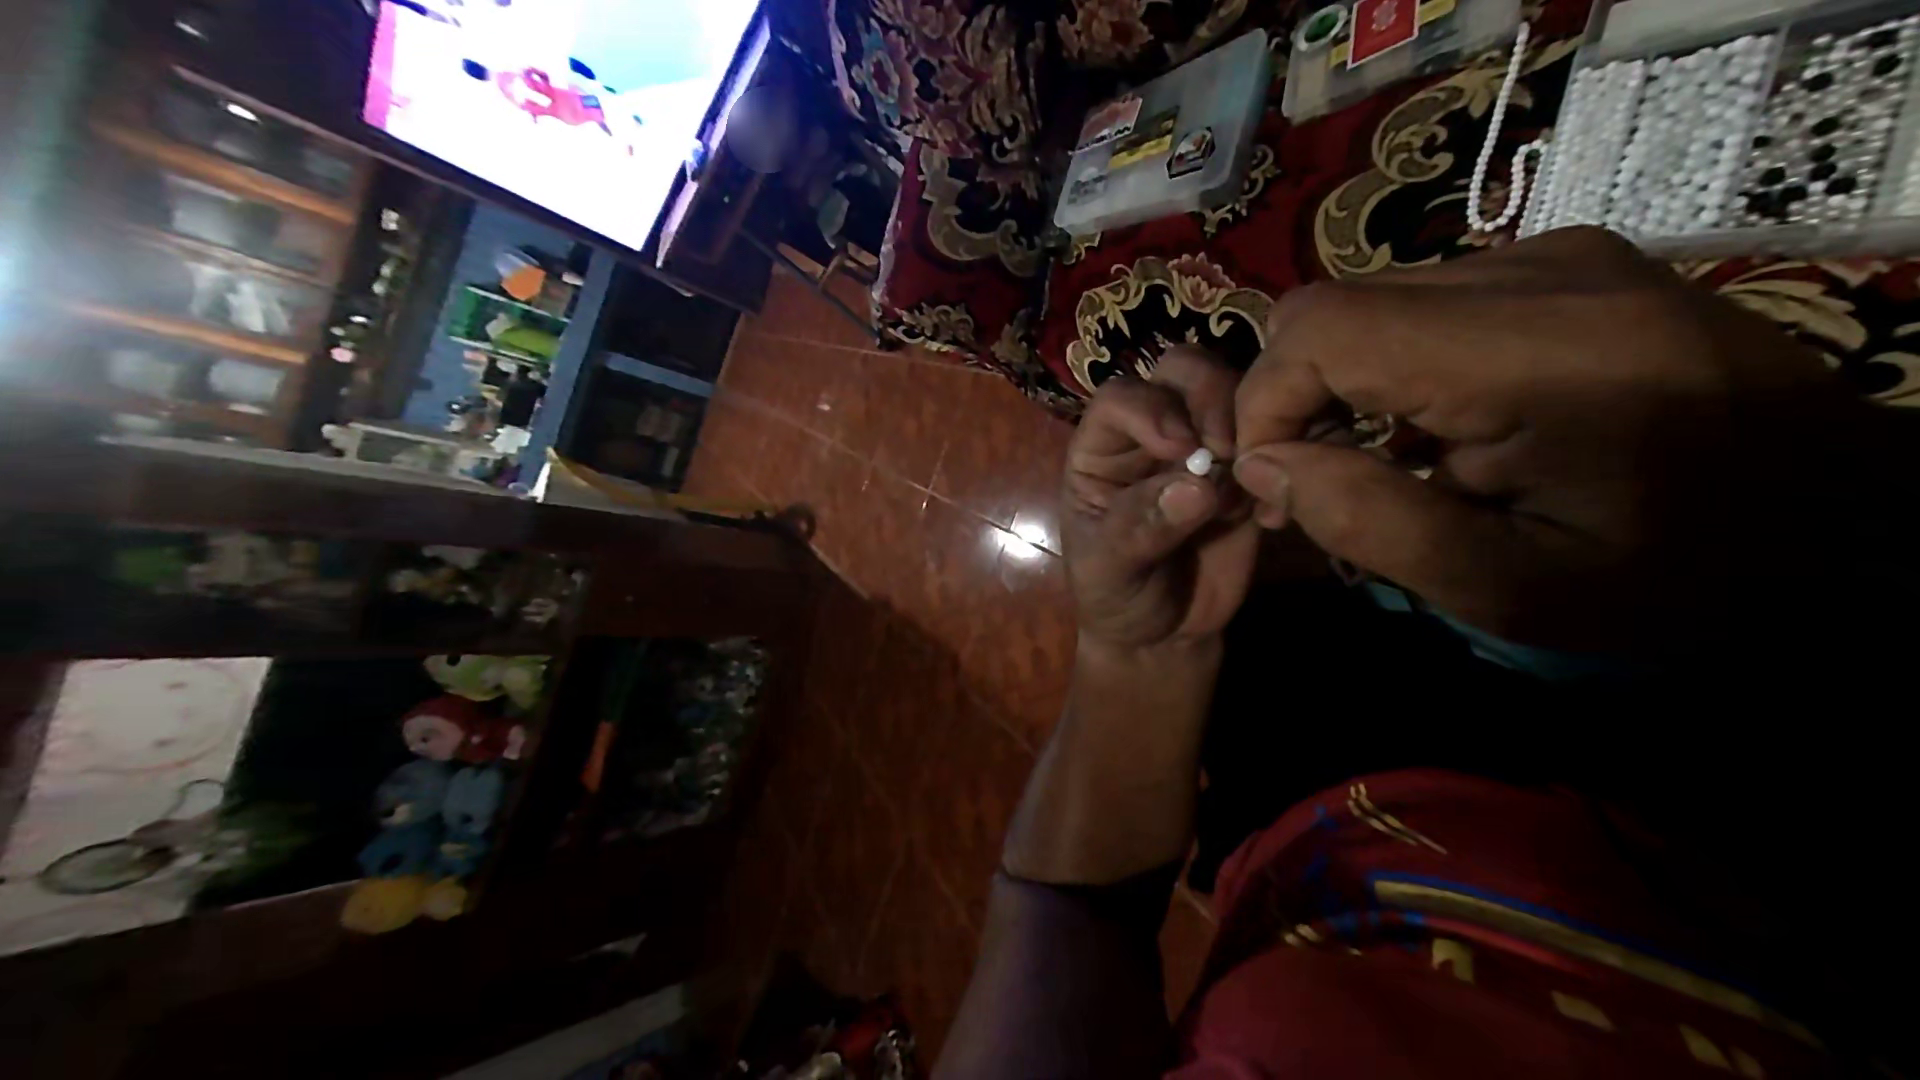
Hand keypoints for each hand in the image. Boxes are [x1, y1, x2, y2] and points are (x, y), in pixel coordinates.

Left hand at [1063, 346, 1260, 651]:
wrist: (1163, 635)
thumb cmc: (1115, 595)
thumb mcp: (1108, 570)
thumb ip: (1140, 527)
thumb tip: (1199, 486)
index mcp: (1102, 447)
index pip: (1121, 396)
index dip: (1152, 409)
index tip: (1181, 448)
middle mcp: (1154, 434)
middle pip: (1183, 371)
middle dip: (1210, 395)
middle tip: (1227, 450)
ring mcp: (1207, 449)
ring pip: (1237, 394)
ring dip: (1254, 421)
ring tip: (1255, 480)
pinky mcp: (1252, 474)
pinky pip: (1279, 442)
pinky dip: (1290, 458)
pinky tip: (1273, 517)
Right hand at [1230, 227, 1855, 651]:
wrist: (1849, 522)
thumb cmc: (1682, 577)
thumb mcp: (1509, 587)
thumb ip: (1369, 523)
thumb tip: (1260, 466)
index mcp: (1537, 351)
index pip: (1323, 330)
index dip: (1265, 402)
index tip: (1273, 481)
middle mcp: (1538, 272)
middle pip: (1328, 309)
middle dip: (1285, 399)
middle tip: (1304, 480)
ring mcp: (1551, 258)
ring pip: (1358, 304)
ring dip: (1325, 387)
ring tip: (1355, 460)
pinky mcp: (1554, 268)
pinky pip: (1406, 307)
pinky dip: (1371, 369)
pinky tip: (1407, 426)